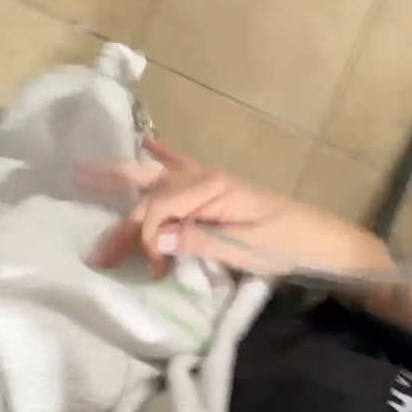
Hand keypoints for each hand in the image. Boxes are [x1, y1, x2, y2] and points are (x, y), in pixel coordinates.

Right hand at [80, 138, 393, 278]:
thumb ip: (201, 240)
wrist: (326, 243)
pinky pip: (185, 169)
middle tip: (96, 251)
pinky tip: (148, 143)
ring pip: (160, 181)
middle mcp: (208, 178)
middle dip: (123, 220)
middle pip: (153, 193)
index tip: (152, 269)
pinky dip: (165, 156)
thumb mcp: (247, 249)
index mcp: (214, 188)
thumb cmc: (290, 245)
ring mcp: (213, 182)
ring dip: (127, 186)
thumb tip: (154, 239)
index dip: (148, 237)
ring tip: (86, 176)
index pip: (162, 208)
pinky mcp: (221, 191)